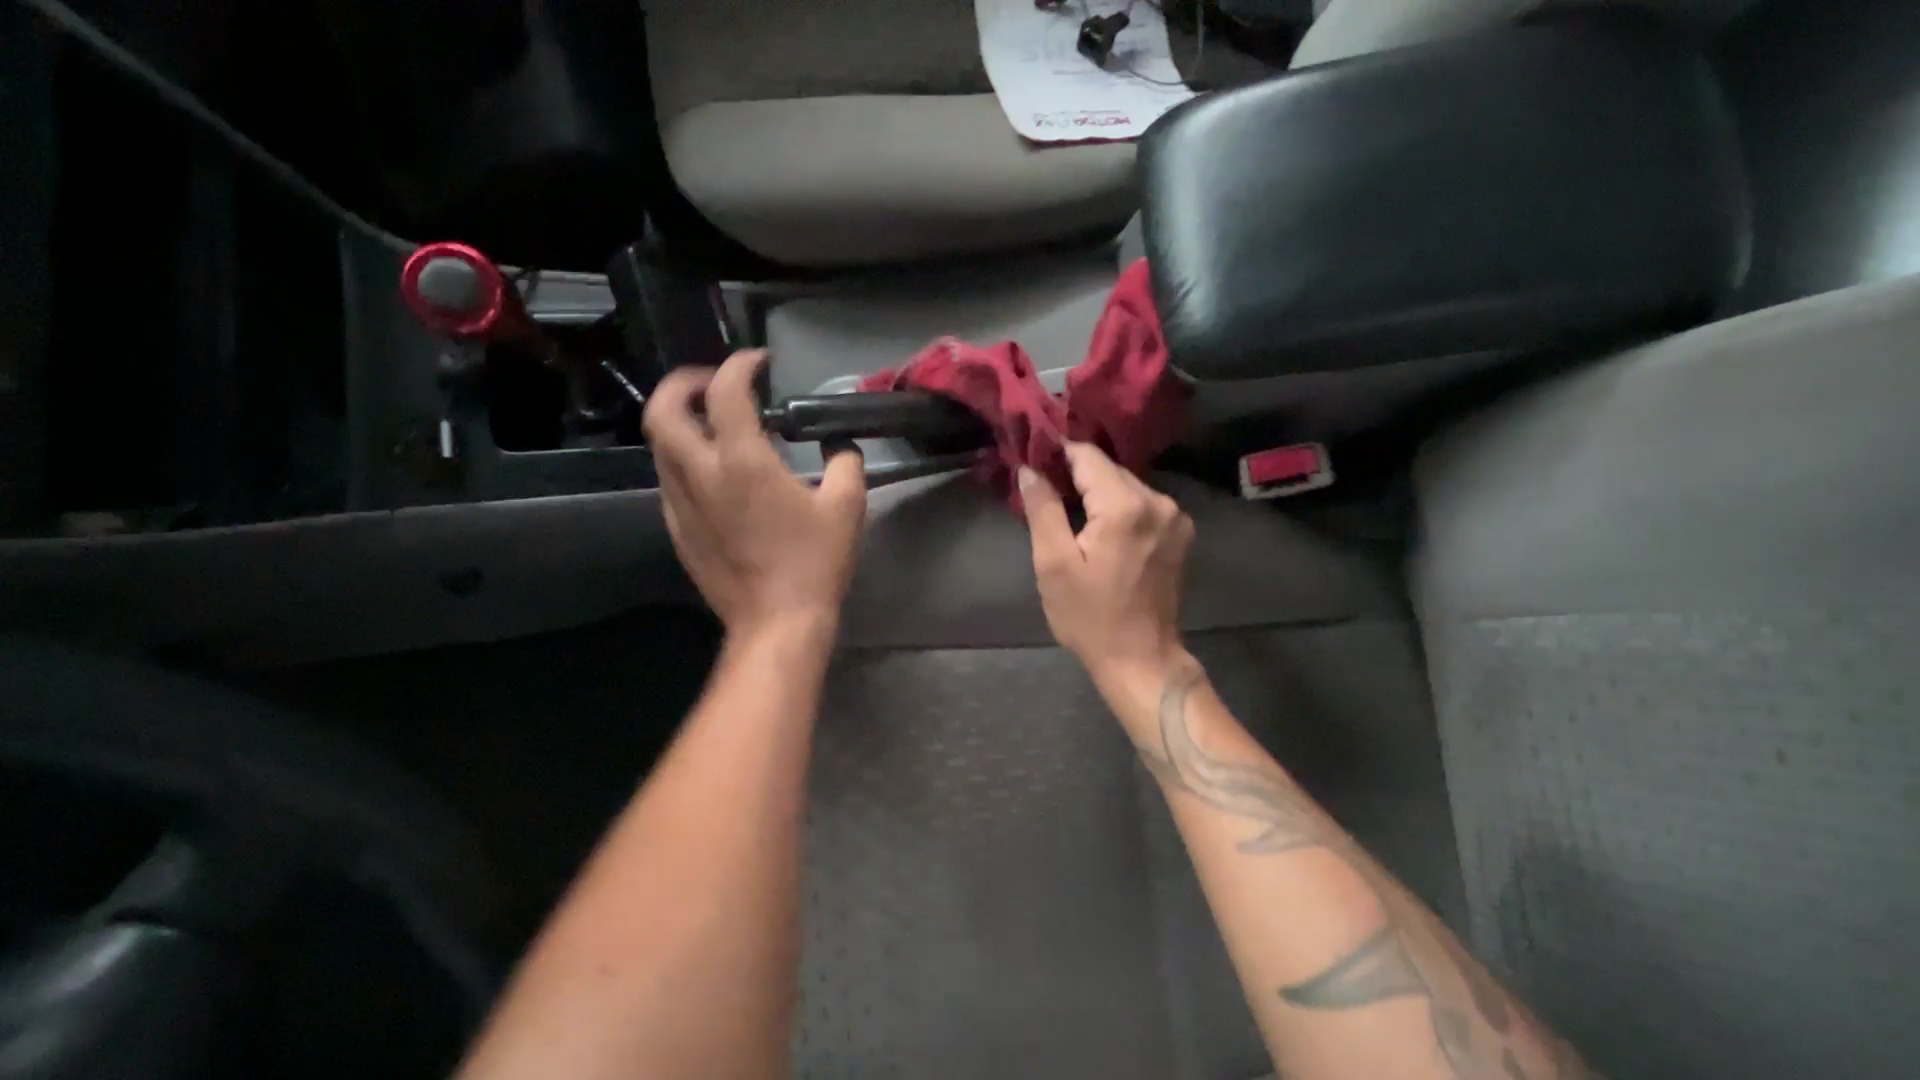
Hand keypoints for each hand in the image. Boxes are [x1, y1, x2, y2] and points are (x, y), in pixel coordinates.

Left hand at [643, 350, 867, 637]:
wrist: (776, 622)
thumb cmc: (814, 563)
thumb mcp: (847, 507)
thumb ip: (845, 464)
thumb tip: (839, 448)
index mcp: (743, 461)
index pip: (724, 390)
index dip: (739, 365)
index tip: (758, 364)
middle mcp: (700, 474)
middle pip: (662, 410)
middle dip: (682, 384)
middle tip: (713, 385)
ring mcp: (681, 503)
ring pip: (660, 446)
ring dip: (681, 423)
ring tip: (713, 426)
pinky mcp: (677, 529)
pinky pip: (669, 480)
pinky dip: (685, 460)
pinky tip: (714, 475)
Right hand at [1021, 442, 1195, 685]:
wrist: (1141, 659)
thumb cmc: (1090, 617)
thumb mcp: (1053, 564)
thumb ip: (1042, 509)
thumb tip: (1030, 469)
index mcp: (1125, 507)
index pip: (1087, 456)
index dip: (1058, 453)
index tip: (1034, 460)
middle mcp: (1158, 502)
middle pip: (1109, 469)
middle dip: (1077, 475)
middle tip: (1046, 489)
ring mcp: (1175, 517)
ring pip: (1126, 485)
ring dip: (1099, 492)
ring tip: (1070, 510)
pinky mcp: (1180, 532)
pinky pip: (1143, 504)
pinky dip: (1120, 507)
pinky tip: (1102, 528)